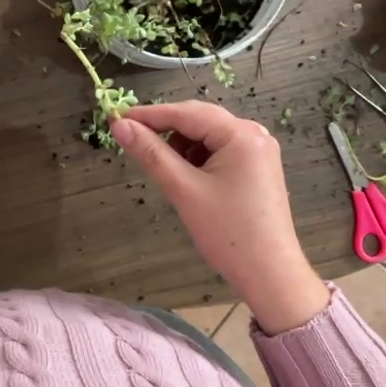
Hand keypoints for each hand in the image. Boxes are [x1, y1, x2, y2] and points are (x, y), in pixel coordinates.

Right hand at [111, 102, 329, 332]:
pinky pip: (220, 149)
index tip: (116, 118)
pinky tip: (187, 176)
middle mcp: (254, 133)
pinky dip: (198, 156)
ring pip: (208, 134)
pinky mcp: (258, 166)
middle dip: (165, 128)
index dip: (148, 114)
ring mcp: (259, 150)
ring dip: (182, 144)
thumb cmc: (227, 232)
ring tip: (163, 167)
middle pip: (199, 119)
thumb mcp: (184, 190)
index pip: (186, 113)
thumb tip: (120, 126)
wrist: (269, 273)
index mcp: (241, 134)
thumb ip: (151, 153)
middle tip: (130, 137)